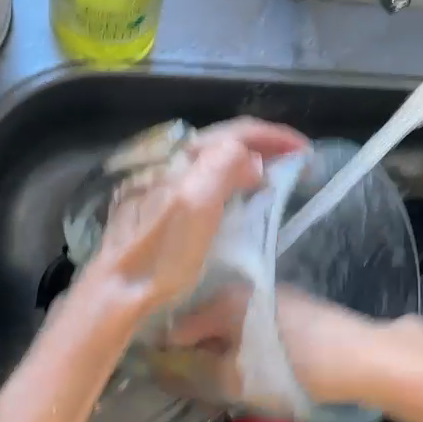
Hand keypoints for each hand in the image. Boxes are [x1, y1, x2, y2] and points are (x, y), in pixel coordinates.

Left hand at [76, 118, 307, 323]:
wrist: (117, 290)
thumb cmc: (161, 253)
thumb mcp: (197, 204)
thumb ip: (226, 167)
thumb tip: (254, 160)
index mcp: (182, 156)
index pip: (239, 131)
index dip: (276, 136)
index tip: (305, 151)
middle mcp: (168, 159)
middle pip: (226, 139)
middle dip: (264, 145)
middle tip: (295, 160)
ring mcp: (159, 180)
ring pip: (213, 157)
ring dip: (248, 159)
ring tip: (274, 174)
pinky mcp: (154, 202)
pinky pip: (201, 177)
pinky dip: (228, 177)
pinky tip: (237, 194)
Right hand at [166, 285, 418, 410]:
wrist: (364, 357)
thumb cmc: (295, 369)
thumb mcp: (238, 381)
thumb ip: (195, 376)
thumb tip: (160, 372)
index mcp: (223, 300)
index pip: (176, 327)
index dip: (166, 355)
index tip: (164, 380)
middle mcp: (243, 288)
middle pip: (203, 321)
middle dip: (194, 352)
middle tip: (195, 386)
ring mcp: (271, 294)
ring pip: (230, 323)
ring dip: (221, 349)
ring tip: (222, 381)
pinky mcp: (293, 306)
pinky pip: (253, 324)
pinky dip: (244, 343)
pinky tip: (252, 366)